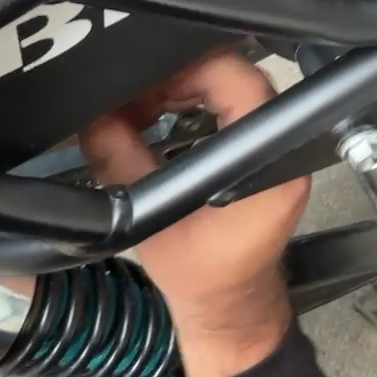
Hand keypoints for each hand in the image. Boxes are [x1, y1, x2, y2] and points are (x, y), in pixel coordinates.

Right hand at [79, 52, 309, 376]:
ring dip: (183, 88)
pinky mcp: (263, 150)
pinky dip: (195, 102)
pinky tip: (163, 113)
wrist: (231, 306)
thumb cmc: (203, 276)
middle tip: (134, 95)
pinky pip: (231, 105)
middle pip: (232, 77)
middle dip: (177, 77)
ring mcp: (277, 148)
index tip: (147, 83)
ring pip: (230, 86)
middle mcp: (283, 149)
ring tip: (142, 104)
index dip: (188, 70)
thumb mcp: (150, 221)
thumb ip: (121, 164)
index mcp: (268, 165)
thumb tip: (93, 118)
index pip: (238, 83)